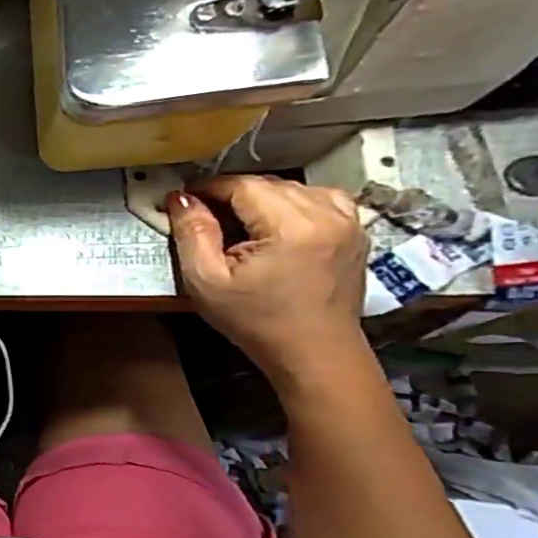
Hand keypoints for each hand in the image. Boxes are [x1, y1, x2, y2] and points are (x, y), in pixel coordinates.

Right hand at [166, 175, 369, 379]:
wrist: (314, 353)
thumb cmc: (256, 322)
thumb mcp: (207, 282)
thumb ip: (192, 234)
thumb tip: (182, 199)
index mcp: (292, 225)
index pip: (243, 185)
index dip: (209, 188)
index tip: (185, 200)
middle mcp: (327, 213)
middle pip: (269, 184)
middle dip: (233, 195)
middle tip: (205, 217)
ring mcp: (348, 221)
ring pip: (294, 189)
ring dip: (262, 199)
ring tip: (240, 224)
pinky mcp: (356, 230)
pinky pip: (320, 199)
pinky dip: (293, 204)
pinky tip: (276, 224)